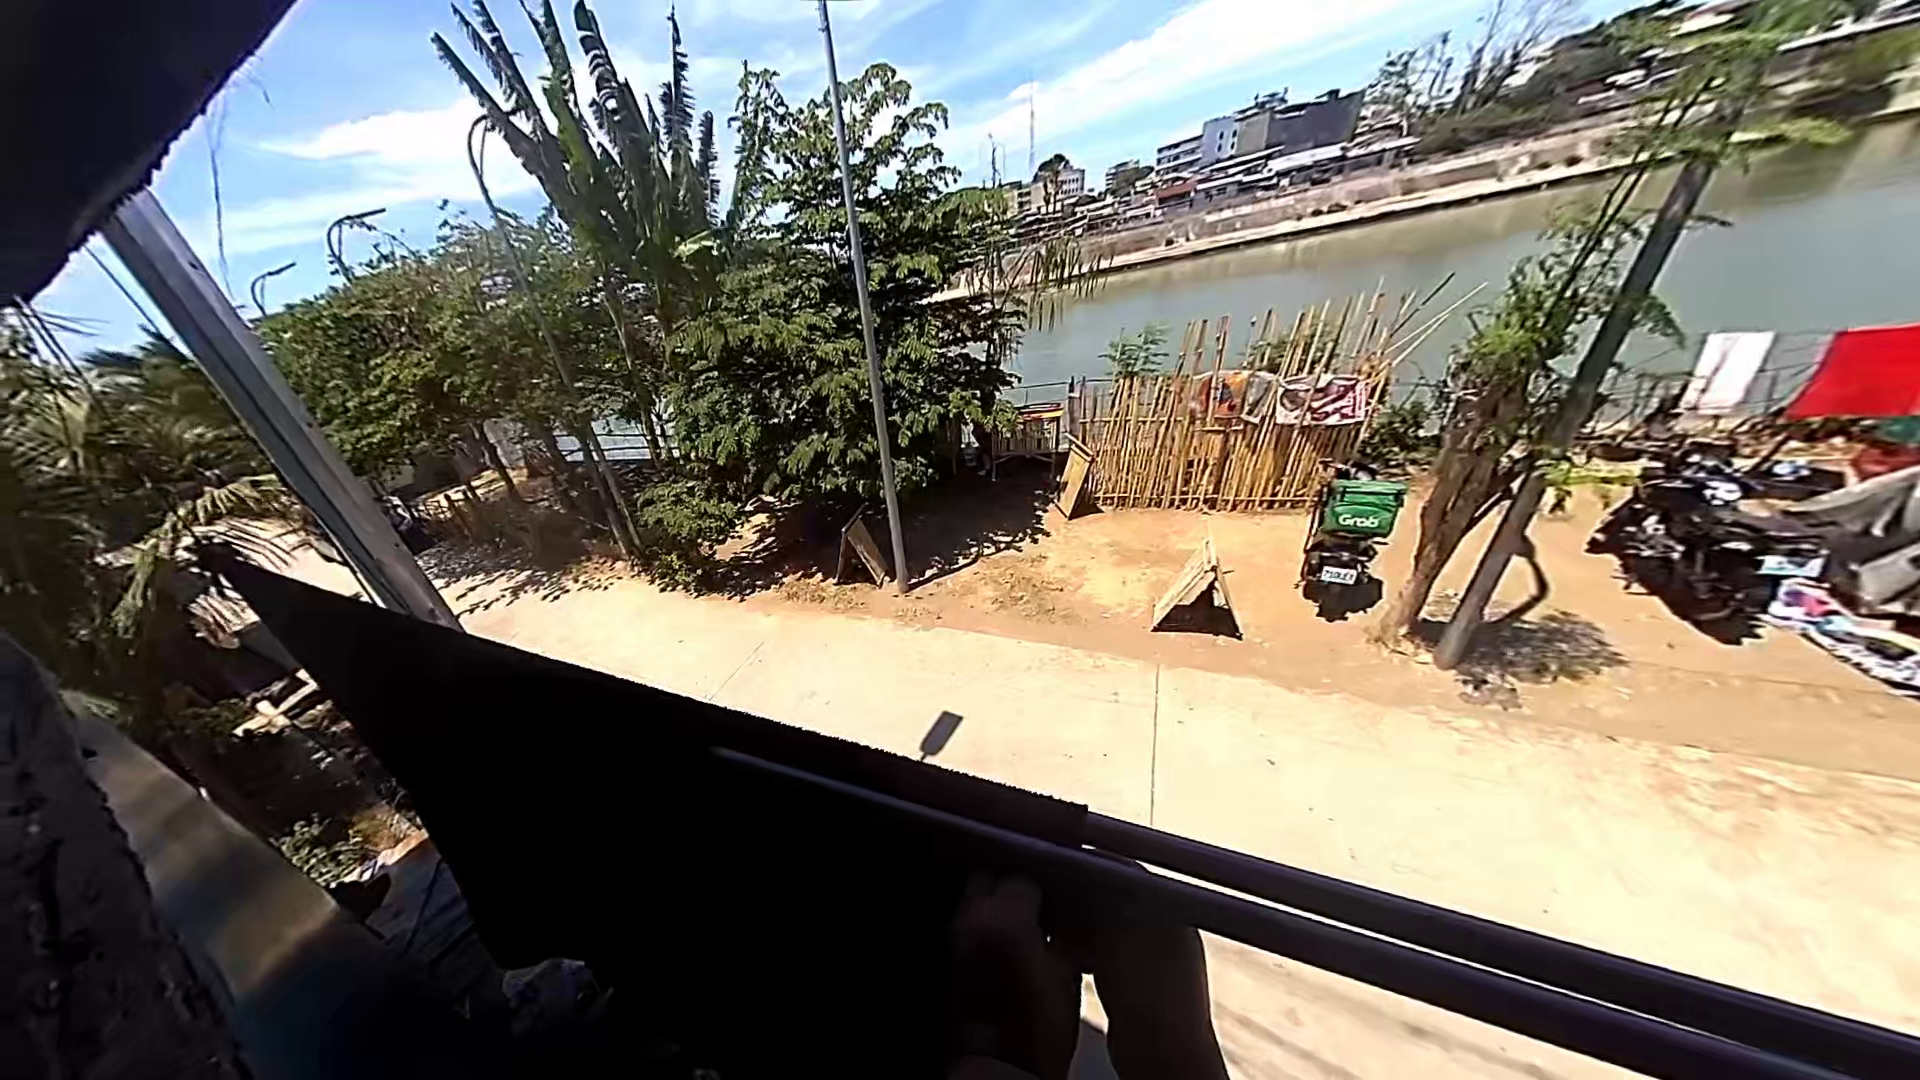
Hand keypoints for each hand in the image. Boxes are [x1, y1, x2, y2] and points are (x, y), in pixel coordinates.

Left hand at [948, 873, 1080, 1079]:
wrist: (997, 1070)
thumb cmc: (1037, 1035)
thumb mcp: (1067, 979)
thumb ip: (1064, 935)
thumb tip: (1063, 916)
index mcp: (1009, 920)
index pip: (1024, 877)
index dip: (1041, 885)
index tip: (1050, 897)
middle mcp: (975, 918)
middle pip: (990, 874)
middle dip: (1009, 883)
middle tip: (1028, 901)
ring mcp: (955, 933)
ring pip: (973, 895)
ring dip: (992, 901)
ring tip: (1013, 920)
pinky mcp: (945, 952)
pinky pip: (964, 921)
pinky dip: (979, 922)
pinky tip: (995, 940)